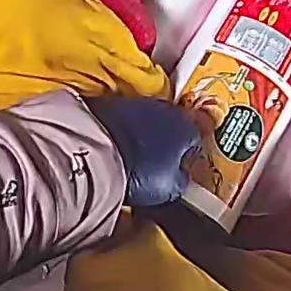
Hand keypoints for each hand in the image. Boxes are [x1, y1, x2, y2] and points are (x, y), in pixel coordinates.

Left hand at [84, 96, 200, 206]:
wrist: (95, 153)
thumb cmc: (139, 172)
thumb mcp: (170, 189)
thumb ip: (182, 180)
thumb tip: (182, 178)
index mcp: (186, 128)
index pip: (196, 142)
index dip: (187, 160)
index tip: (177, 172)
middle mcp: (166, 109)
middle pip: (172, 127)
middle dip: (166, 143)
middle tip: (154, 166)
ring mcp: (137, 102)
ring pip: (148, 120)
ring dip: (143, 134)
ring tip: (130, 158)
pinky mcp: (112, 101)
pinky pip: (124, 117)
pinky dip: (122, 129)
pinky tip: (113, 147)